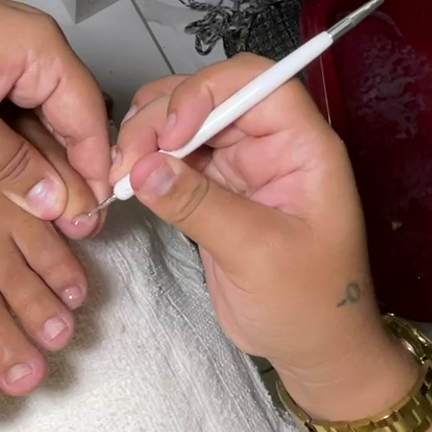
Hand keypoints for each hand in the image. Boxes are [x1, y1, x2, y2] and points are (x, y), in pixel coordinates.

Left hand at [0, 0, 110, 221]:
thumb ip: (14, 169)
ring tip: (47, 211)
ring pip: (38, 120)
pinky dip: (16, 150)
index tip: (92, 213)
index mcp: (34, 44)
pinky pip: (10, 115)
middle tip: (74, 222)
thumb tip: (55, 201)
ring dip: (43, 164)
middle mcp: (23, 44)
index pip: (86, 114)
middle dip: (72, 170)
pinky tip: (17, 184)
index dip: (93, 169)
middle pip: (67, 116)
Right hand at [110, 57, 414, 415]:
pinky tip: (126, 181)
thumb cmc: (311, 303)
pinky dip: (146, 164)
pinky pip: (174, 160)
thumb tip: (144, 168)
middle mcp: (270, 145)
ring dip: (147, 138)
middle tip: (127, 159)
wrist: (310, 348)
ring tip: (120, 170)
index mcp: (302, 146)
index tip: (171, 132)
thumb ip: (200, 205)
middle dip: (163, 118)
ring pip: (185, 125)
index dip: (207, 93)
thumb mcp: (257, 252)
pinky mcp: (214, 190)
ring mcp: (240, 166)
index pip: (256, 84)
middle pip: (210, 98)